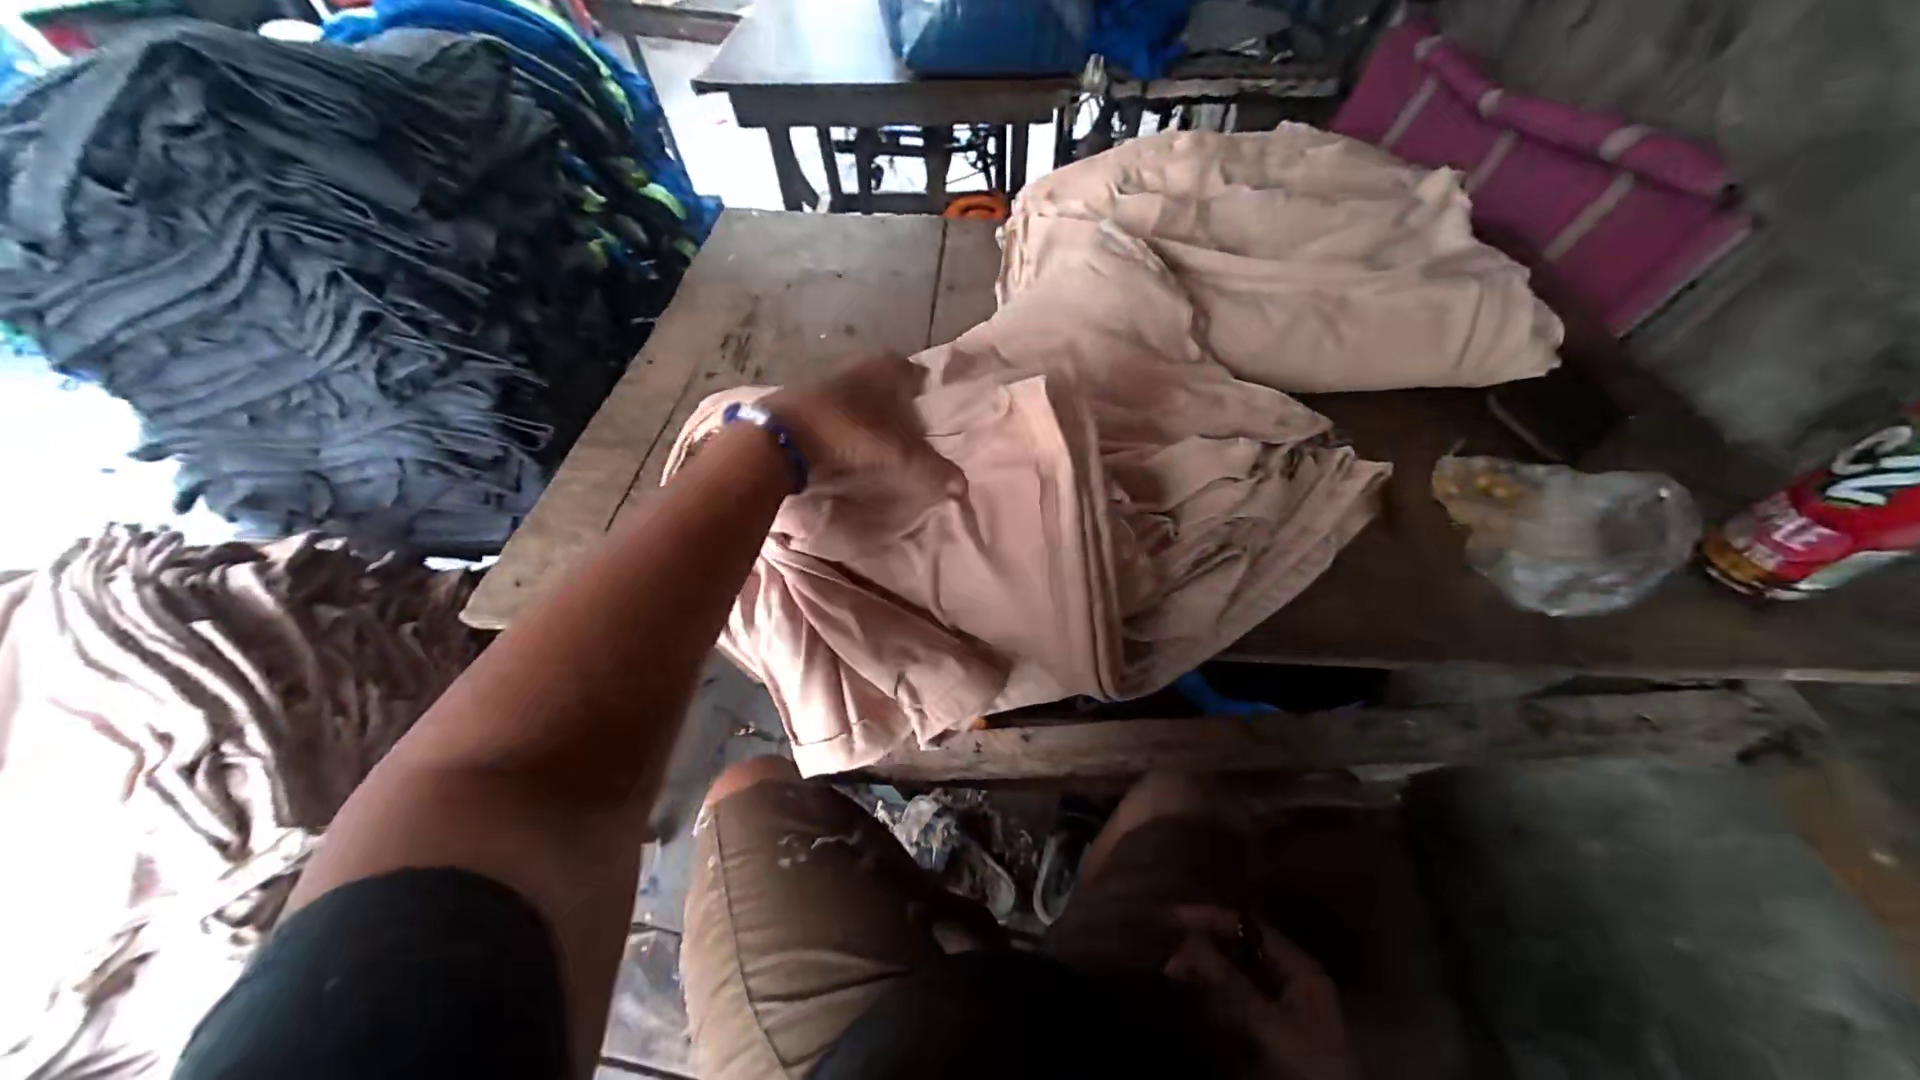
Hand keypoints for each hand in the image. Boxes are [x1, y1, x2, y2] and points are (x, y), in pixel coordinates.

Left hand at [762, 354, 964, 499]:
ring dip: (865, 410)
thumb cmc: (851, 437)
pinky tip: (843, 443)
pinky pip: (831, 409)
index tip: (928, 404)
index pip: (912, 371)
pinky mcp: (799, 400)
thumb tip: (963, 486)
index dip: (922, 387)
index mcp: (885, 370)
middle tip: (905, 425)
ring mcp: (824, 380)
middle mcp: (856, 367)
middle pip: (883, 380)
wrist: (781, 439)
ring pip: (855, 392)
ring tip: (875, 437)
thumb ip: (934, 470)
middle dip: (894, 399)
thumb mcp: (900, 458)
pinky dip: (840, 422)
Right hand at [1163, 905, 1355, 1079]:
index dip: (1213, 917)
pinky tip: (1193, 992)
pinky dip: (1215, 991)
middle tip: (1170, 959)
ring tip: (1174, 974)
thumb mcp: (1270, 1024)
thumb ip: (1231, 981)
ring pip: (1236, 971)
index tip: (1176, 916)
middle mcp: (1290, 977)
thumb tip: (1191, 940)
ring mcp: (1282, 1003)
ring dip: (1206, 968)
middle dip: (1205, 946)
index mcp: (1299, 968)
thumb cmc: (1312, 1069)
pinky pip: (1238, 996)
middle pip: (1241, 946)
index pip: (1251, 927)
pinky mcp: (1272, 1027)